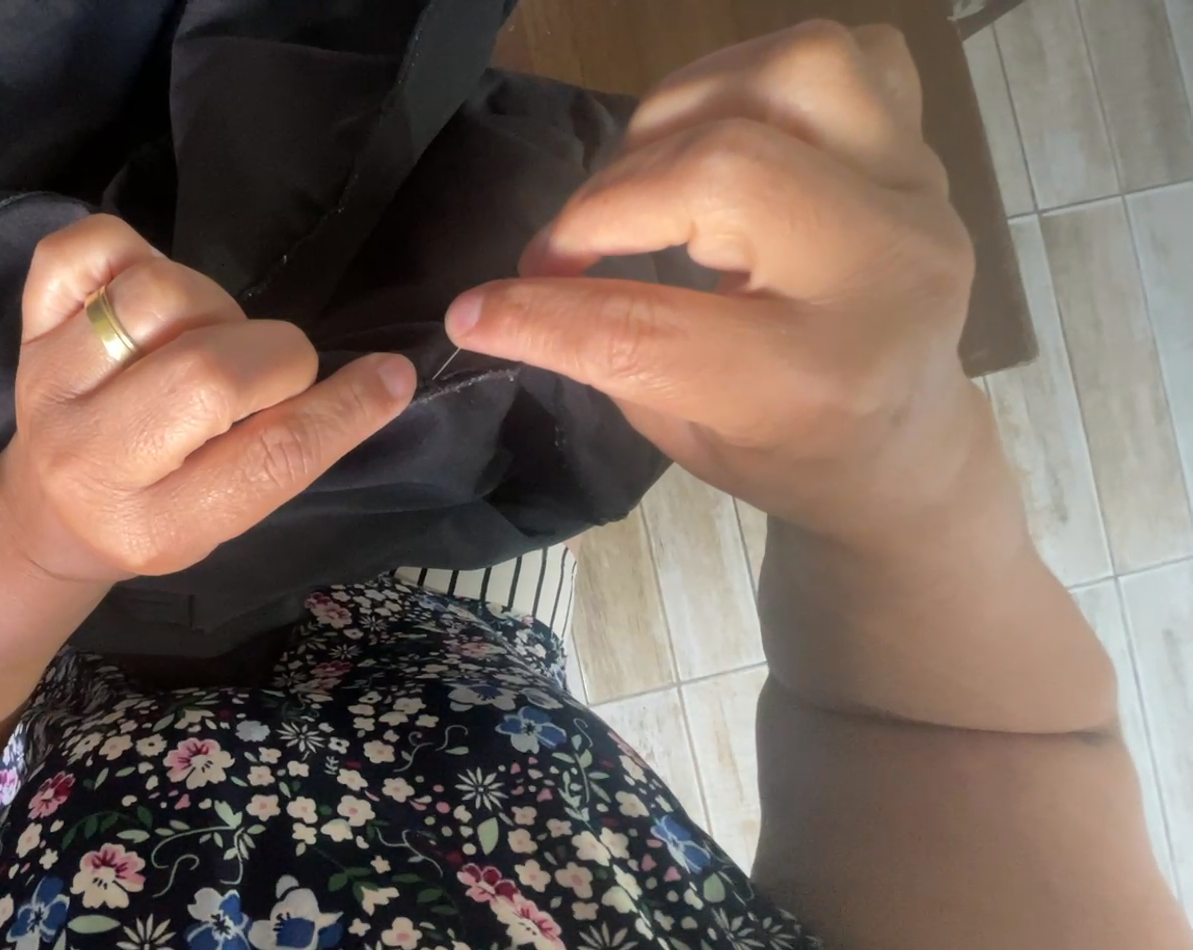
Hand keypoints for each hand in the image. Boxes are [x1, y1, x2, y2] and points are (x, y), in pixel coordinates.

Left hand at [0, 215, 415, 584]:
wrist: (51, 515)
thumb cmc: (150, 519)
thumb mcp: (220, 519)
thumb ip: (284, 456)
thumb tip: (383, 379)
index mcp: (155, 525)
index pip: (267, 459)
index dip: (342, 411)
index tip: (390, 376)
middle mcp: (92, 457)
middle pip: (208, 373)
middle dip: (273, 356)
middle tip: (270, 370)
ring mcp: (51, 384)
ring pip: (158, 299)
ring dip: (212, 306)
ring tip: (208, 339)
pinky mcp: (29, 329)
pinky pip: (92, 249)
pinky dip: (136, 253)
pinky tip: (148, 297)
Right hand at [445, 21, 998, 549]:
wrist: (900, 439)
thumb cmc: (775, 453)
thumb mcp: (674, 430)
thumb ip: (602, 352)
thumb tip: (507, 296)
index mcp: (800, 381)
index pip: (642, 331)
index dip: (538, 317)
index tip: (470, 313)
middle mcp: (875, 271)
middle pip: (721, 174)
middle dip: (600, 208)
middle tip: (558, 256)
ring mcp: (912, 190)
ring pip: (787, 77)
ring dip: (666, 123)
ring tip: (628, 184)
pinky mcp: (919, 145)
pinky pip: (837, 57)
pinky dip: (741, 81)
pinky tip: (700, 135)